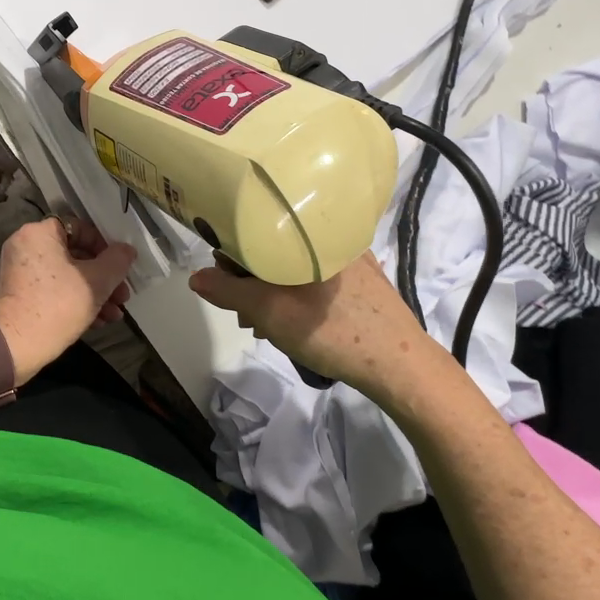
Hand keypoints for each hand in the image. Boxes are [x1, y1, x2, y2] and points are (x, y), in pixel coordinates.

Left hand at [0, 218, 135, 384]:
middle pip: (74, 255)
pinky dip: (73, 300)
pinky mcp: (19, 293)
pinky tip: (97, 321)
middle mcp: (24, 245)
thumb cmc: (58, 305)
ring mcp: (19, 270)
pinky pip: (51, 288)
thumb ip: (117, 261)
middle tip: (122, 296)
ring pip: (65, 275)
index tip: (120, 267)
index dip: (104, 247)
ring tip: (114, 315)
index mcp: (39, 233)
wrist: (16, 345)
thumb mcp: (97, 282)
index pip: (79, 228)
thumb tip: (126, 250)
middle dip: (103, 278)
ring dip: (93, 293)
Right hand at [188, 253, 447, 397]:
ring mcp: (355, 261)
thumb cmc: (333, 332)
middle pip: (276, 249)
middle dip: (252, 279)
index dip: (233, 256)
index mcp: (312, 235)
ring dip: (274, 290)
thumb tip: (197, 278)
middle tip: (246, 313)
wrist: (403, 369)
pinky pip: (319, 280)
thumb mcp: (268, 312)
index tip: (228, 286)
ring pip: (296, 267)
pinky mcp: (368, 283)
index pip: (257, 230)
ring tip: (268, 325)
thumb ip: (227, 291)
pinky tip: (298, 324)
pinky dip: (300, 295)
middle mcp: (335, 239)